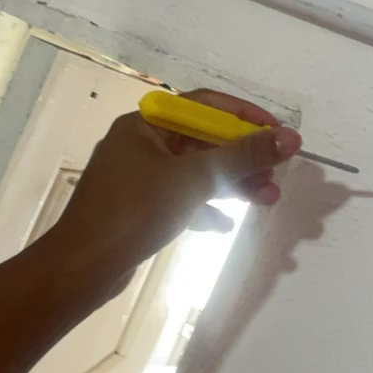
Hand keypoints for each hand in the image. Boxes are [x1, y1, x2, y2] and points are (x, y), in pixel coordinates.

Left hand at [44, 89, 300, 278]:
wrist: (82, 267)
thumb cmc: (136, 211)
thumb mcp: (195, 179)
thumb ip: (243, 157)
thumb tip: (290, 137)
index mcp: (146, 124)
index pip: (205, 105)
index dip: (245, 116)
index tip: (277, 133)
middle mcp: (140, 144)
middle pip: (204, 140)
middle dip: (243, 158)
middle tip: (276, 173)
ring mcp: (137, 177)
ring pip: (195, 171)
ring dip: (232, 183)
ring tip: (267, 199)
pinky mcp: (138, 208)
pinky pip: (181, 198)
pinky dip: (205, 206)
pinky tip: (225, 223)